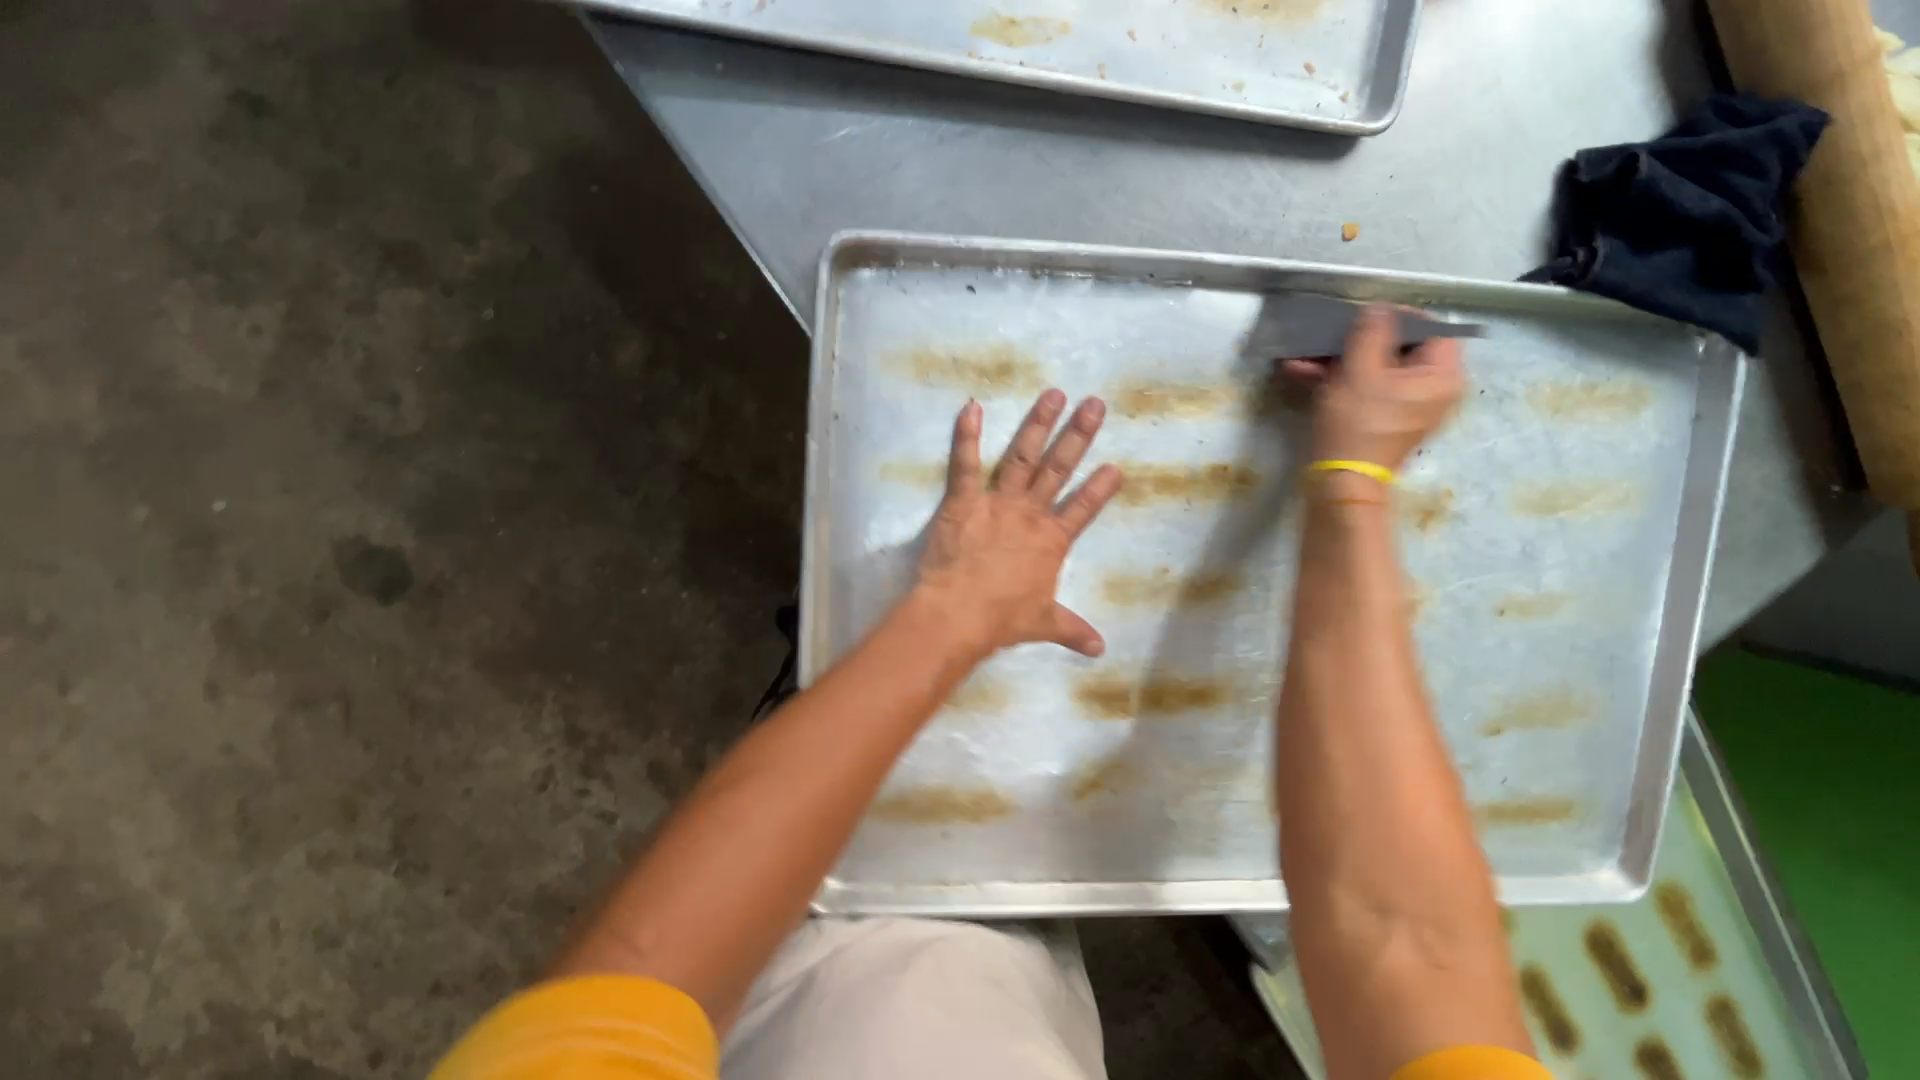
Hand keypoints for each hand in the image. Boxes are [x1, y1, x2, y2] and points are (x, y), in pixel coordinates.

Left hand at [914, 390, 1123, 660]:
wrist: (959, 614)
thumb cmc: (1002, 620)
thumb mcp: (1043, 624)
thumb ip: (1071, 630)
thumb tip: (1100, 650)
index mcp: (1051, 541)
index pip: (1083, 510)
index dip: (1100, 488)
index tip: (1115, 466)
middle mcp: (1029, 514)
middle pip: (1058, 469)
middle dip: (1078, 436)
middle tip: (1095, 404)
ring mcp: (997, 504)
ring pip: (1022, 457)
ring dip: (1037, 424)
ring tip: (1053, 394)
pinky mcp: (962, 501)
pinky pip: (965, 464)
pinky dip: (966, 435)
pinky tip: (971, 406)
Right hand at [1282, 305, 1465, 470]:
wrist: (1341, 482)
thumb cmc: (1357, 423)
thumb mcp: (1360, 370)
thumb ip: (1371, 331)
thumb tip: (1377, 308)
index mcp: (1442, 375)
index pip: (1431, 327)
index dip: (1396, 315)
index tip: (1360, 315)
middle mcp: (1434, 389)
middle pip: (1400, 348)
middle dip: (1357, 340)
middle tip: (1327, 334)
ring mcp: (1409, 407)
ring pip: (1377, 369)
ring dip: (1339, 360)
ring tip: (1303, 356)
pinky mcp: (1384, 420)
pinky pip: (1367, 390)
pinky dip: (1339, 381)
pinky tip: (1302, 373)